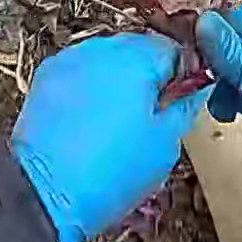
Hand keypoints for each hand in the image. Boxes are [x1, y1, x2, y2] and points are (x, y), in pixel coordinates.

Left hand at [11, 33, 210, 241]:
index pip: (175, 50)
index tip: (177, 100)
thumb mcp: (164, 145)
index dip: (181, 76)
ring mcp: (75, 56)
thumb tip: (199, 86)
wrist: (41, 194)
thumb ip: (185, 106)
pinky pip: (81, 68)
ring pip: (110, 57)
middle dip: (148, 75)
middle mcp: (107, 47)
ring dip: (118, 77)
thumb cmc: (110, 172)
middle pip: (141, 48)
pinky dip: (89, 84)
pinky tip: (87, 116)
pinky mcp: (49, 71)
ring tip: (113, 119)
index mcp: (140, 59)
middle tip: (147, 115)